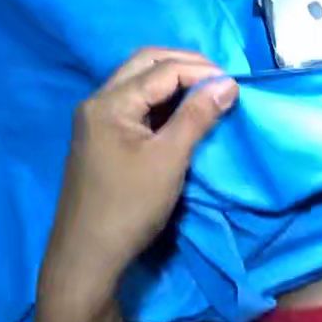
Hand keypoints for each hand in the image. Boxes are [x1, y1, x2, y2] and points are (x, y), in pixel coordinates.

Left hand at [39, 47, 238, 320]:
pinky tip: (183, 111)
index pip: (161, 69)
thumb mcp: (169, 159)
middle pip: (145, 64)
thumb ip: (197, 116)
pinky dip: (162, 100)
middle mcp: (97, 102)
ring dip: (173, 80)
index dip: (201, 71)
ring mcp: (96, 119)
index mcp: (109, 103)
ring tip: (207, 93)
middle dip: (185, 65)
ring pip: (139, 81)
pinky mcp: (101, 136)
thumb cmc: (129, 207)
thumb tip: (228, 83)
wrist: (87, 257)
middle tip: (220, 81)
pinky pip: (135, 103)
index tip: (235, 85)